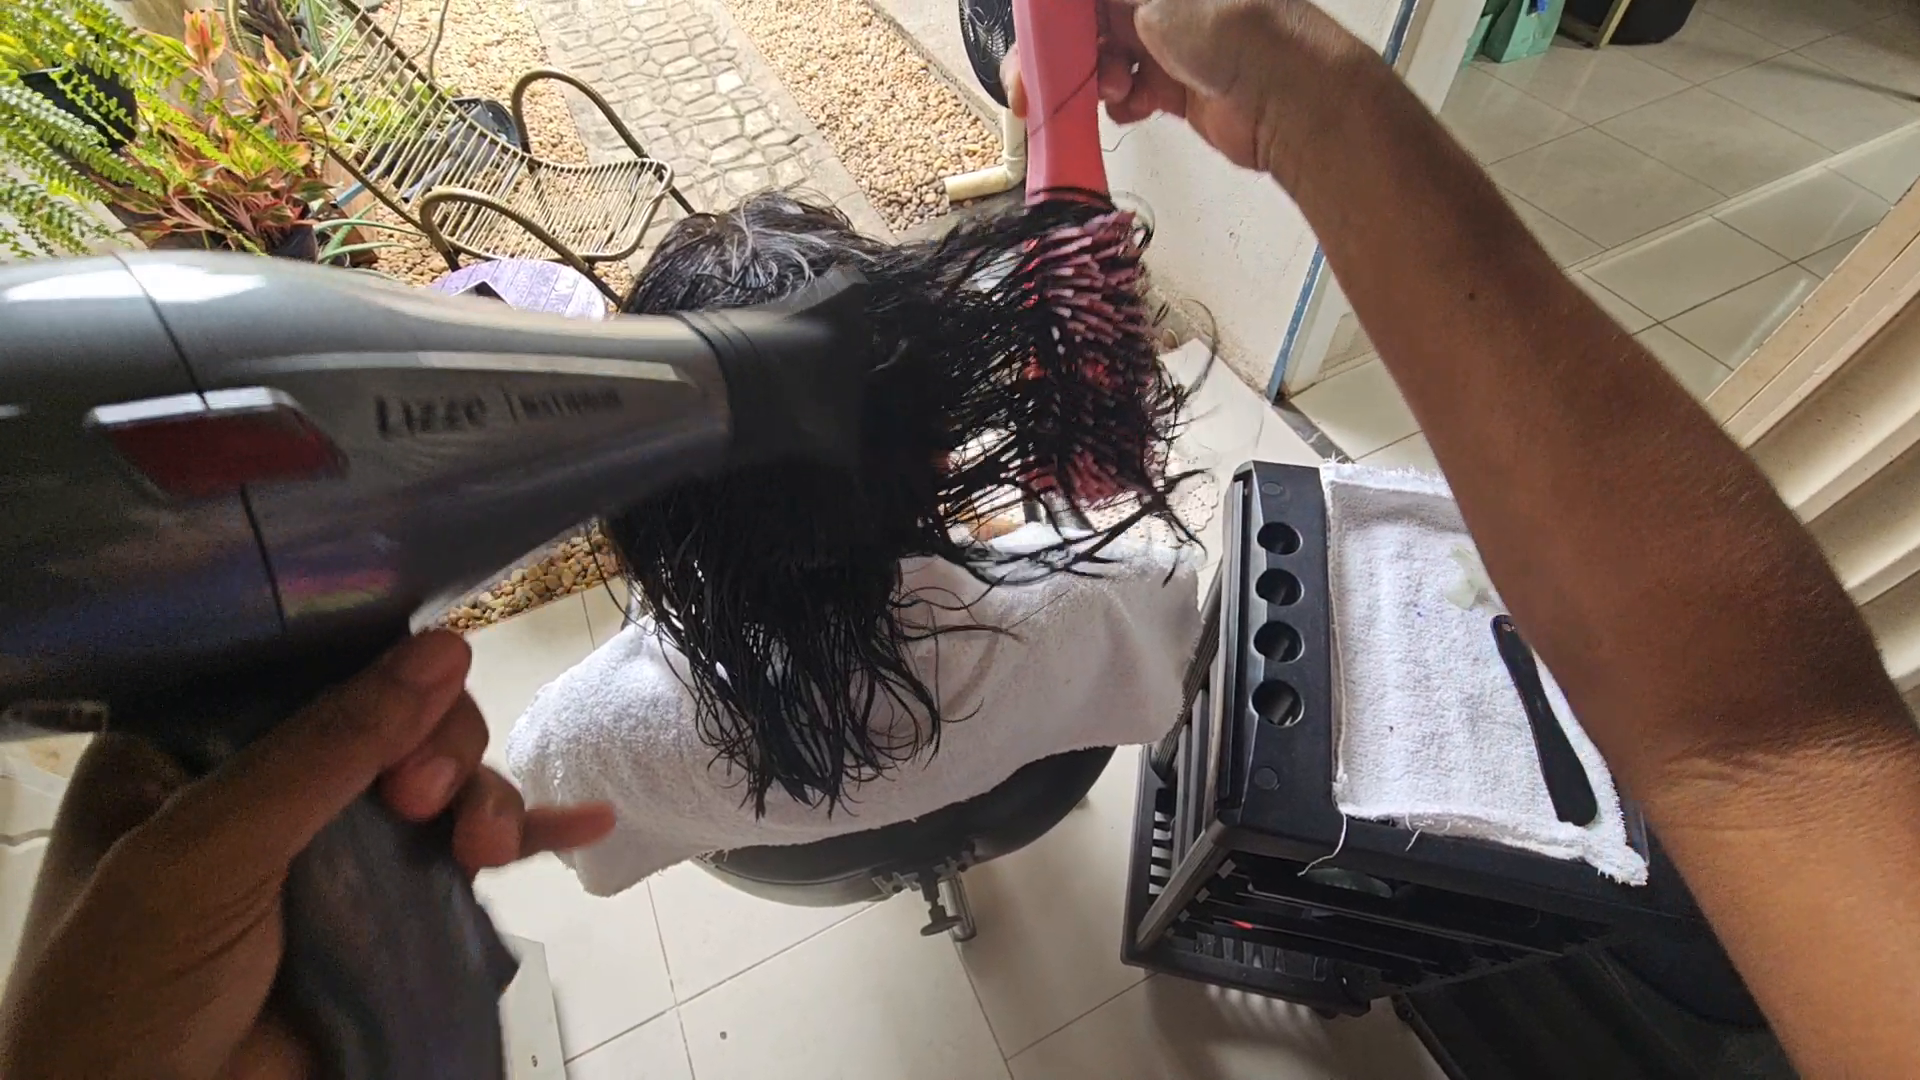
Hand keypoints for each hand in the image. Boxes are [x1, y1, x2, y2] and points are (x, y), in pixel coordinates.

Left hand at [0, 630, 614, 1079]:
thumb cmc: (132, 998)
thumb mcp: (207, 858)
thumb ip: (329, 750)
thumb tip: (449, 645)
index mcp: (205, 756)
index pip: (317, 672)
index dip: (379, 679)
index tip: (404, 721)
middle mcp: (290, 784)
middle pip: (407, 718)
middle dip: (440, 750)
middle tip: (424, 802)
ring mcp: (356, 838)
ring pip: (457, 775)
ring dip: (490, 800)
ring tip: (485, 851)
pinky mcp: (409, 888)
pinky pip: (490, 838)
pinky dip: (542, 827)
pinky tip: (592, 820)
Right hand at [1000, 0, 1375, 173]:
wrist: (1298, 105)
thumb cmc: (1252, 39)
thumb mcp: (1177, 11)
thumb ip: (1126, 7)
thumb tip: (1081, 9)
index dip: (1052, 18)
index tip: (1033, 45)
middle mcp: (1159, 2)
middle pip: (1084, 24)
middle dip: (1060, 56)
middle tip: (1035, 92)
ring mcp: (1165, 44)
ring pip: (1099, 59)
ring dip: (1092, 81)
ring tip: (1116, 92)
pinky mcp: (1169, 86)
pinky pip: (1123, 92)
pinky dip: (1118, 104)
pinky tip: (1134, 108)